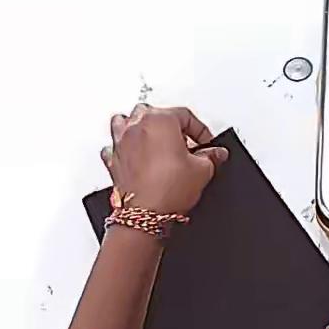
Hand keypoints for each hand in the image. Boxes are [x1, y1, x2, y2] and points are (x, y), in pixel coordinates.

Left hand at [100, 105, 227, 217]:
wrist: (145, 214)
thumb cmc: (167, 190)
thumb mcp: (202, 170)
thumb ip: (211, 156)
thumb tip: (216, 153)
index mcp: (160, 119)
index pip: (186, 115)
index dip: (201, 131)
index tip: (207, 144)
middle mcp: (136, 125)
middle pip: (156, 114)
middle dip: (173, 127)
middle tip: (187, 145)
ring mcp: (120, 140)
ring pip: (129, 122)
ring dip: (144, 129)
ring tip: (159, 143)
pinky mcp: (113, 158)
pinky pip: (117, 144)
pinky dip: (127, 148)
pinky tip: (138, 157)